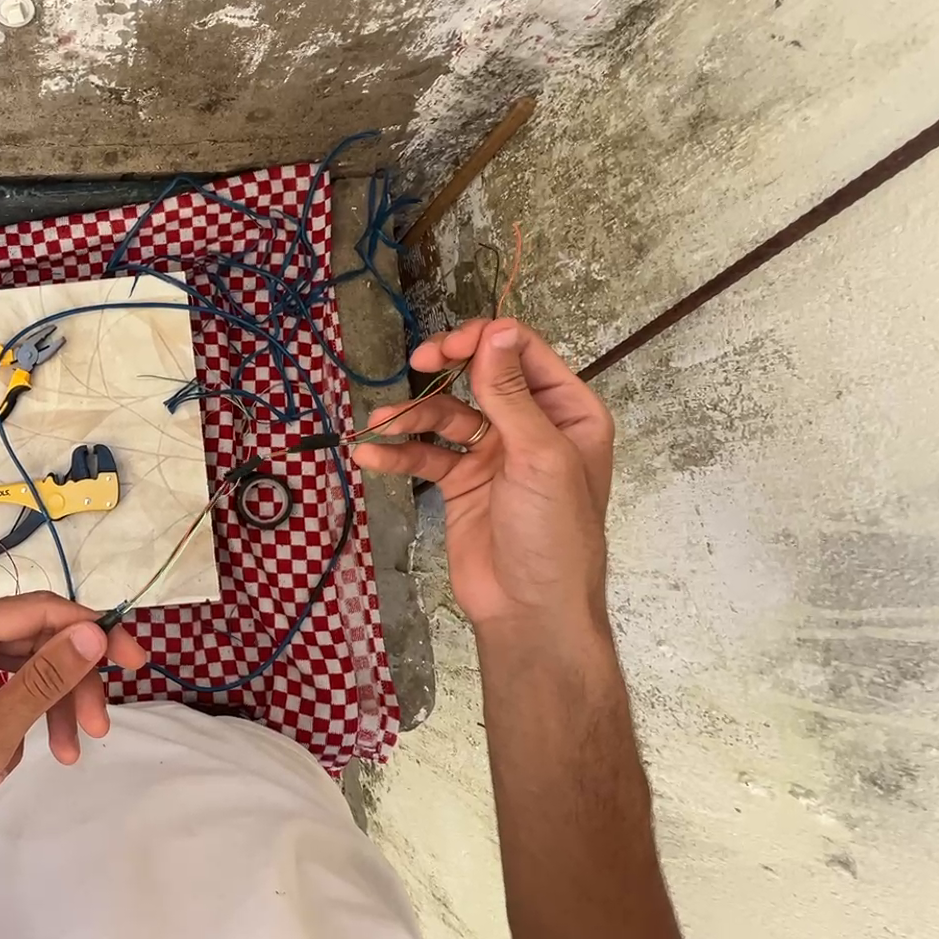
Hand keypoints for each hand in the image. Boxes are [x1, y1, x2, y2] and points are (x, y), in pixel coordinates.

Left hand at [0, 593, 147, 857]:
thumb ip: (44, 680)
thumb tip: (95, 632)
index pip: (38, 610)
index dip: (90, 629)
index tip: (133, 657)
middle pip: (34, 640)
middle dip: (69, 682)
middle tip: (99, 726)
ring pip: (23, 665)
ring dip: (50, 705)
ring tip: (67, 753)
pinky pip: (3, 684)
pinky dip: (21, 715)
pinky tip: (13, 754)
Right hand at [352, 318, 613, 633]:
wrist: (527, 608)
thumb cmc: (552, 532)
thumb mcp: (538, 456)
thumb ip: (510, 394)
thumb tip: (497, 329)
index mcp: (567, 413)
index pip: (522, 355)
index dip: (484, 341)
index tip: (445, 346)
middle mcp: (529, 426)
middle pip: (479, 377)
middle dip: (445, 369)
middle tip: (416, 362)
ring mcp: (491, 453)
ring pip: (444, 417)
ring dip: (410, 417)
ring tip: (378, 424)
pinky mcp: (459, 481)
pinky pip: (424, 455)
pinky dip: (397, 453)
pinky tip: (371, 455)